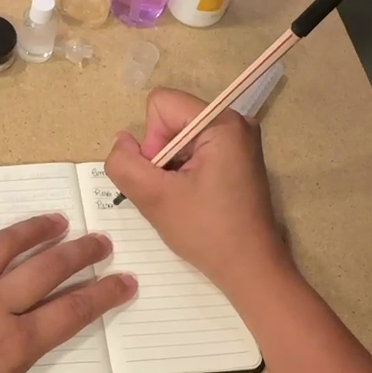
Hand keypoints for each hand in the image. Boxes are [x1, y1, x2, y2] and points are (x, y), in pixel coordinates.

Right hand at [104, 87, 292, 296]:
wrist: (249, 267)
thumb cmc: (206, 232)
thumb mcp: (154, 198)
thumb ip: (125, 163)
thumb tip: (121, 141)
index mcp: (221, 122)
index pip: (160, 105)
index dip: (151, 141)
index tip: (165, 176)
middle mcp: (235, 121)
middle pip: (170, 119)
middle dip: (160, 155)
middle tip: (173, 191)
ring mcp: (239, 139)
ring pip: (179, 136)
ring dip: (170, 167)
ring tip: (183, 197)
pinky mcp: (237, 157)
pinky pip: (194, 149)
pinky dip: (184, 171)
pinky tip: (193, 198)